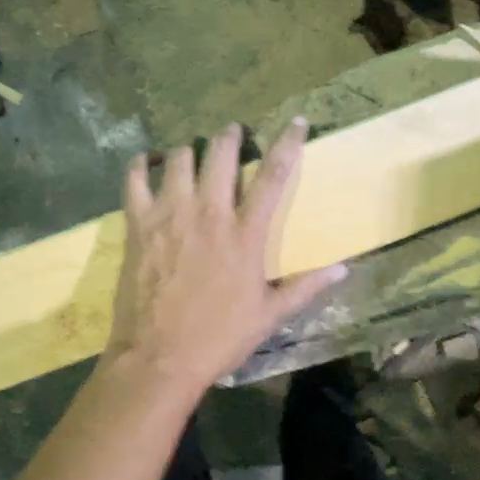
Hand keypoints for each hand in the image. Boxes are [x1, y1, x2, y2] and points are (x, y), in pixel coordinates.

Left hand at [102, 118, 346, 395]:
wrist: (158, 358)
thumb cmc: (218, 338)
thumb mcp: (269, 315)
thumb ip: (305, 287)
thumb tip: (343, 269)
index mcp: (246, 233)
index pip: (274, 174)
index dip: (287, 142)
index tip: (296, 121)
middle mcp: (210, 212)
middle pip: (222, 152)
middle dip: (231, 135)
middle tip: (234, 135)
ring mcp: (170, 214)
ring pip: (181, 157)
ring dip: (190, 151)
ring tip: (193, 156)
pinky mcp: (139, 223)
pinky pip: (136, 177)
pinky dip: (143, 164)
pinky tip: (149, 163)